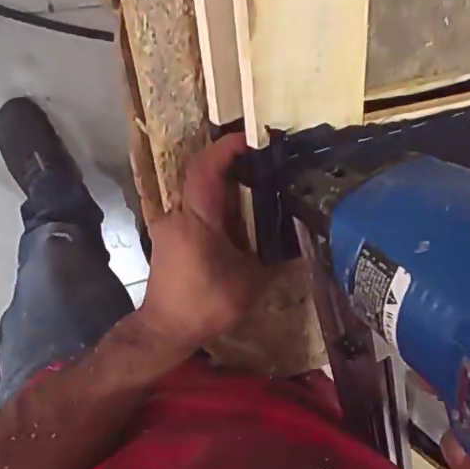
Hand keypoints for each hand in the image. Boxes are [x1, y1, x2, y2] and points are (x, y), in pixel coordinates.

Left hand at [135, 134, 271, 353]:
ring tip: (256, 193)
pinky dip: (215, 209)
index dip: (225, 149)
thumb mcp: (250, 283)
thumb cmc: (206, 305)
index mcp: (196, 220)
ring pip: (198, 195)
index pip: (205, 169)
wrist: (166, 329)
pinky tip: (238, 221)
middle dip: (230, 167)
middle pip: (201, 177)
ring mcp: (169, 226)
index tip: (249, 139)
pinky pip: (194, 212)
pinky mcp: (169, 238)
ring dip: (224, 191)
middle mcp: (177, 215)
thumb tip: (303, 245)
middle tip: (262, 166)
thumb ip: (273, 259)